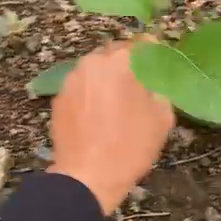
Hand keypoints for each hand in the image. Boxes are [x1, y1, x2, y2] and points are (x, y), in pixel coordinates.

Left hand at [46, 41, 174, 216]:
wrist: (87, 177)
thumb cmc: (129, 147)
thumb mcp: (161, 119)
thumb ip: (160, 91)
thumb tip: (154, 85)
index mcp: (120, 62)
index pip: (142, 44)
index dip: (153, 52)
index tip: (160, 64)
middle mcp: (92, 63)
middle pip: (114, 54)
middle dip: (127, 64)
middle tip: (138, 85)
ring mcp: (71, 80)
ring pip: (94, 70)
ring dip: (106, 79)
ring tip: (116, 101)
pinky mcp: (58, 98)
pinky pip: (80, 87)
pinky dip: (90, 94)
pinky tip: (97, 114)